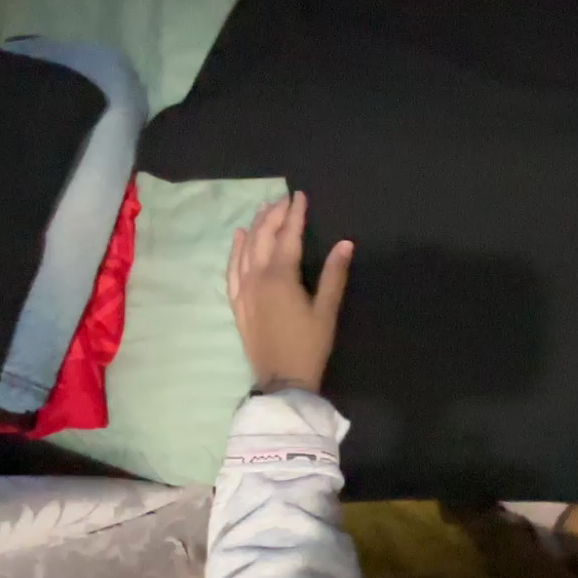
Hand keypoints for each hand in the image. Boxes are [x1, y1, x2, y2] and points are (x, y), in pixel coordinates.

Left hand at [227, 191, 353, 394]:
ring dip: (255, 227)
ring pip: (245, 250)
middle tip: (283, 200)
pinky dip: (236, 251)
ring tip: (263, 210)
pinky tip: (240, 239)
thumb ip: (334, 275)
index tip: (299, 196)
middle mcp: (257, 277)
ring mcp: (244, 290)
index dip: (294, 215)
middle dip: (273, 216)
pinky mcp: (238, 303)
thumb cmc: (309, 347)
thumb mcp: (326, 312)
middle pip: (263, 238)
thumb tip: (345, 243)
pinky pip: (232, 270)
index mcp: (281, 277)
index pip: (288, 237)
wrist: (282, 380)